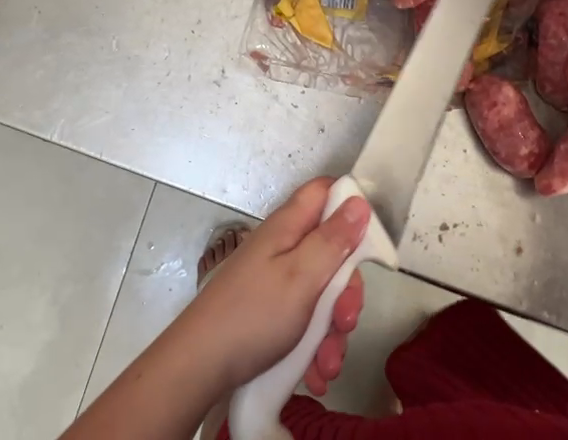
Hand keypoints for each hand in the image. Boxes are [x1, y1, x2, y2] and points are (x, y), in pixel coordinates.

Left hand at [175, 178, 368, 396]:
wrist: (198, 368)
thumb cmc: (253, 316)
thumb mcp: (301, 277)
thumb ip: (332, 241)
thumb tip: (359, 201)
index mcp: (288, 228)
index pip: (324, 193)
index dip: (350, 207)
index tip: (369, 242)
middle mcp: (282, 248)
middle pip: (331, 253)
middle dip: (346, 292)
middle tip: (346, 321)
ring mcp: (275, 283)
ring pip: (322, 295)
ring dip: (332, 332)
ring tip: (326, 364)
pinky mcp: (270, 314)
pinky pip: (304, 323)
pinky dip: (314, 348)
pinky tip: (315, 374)